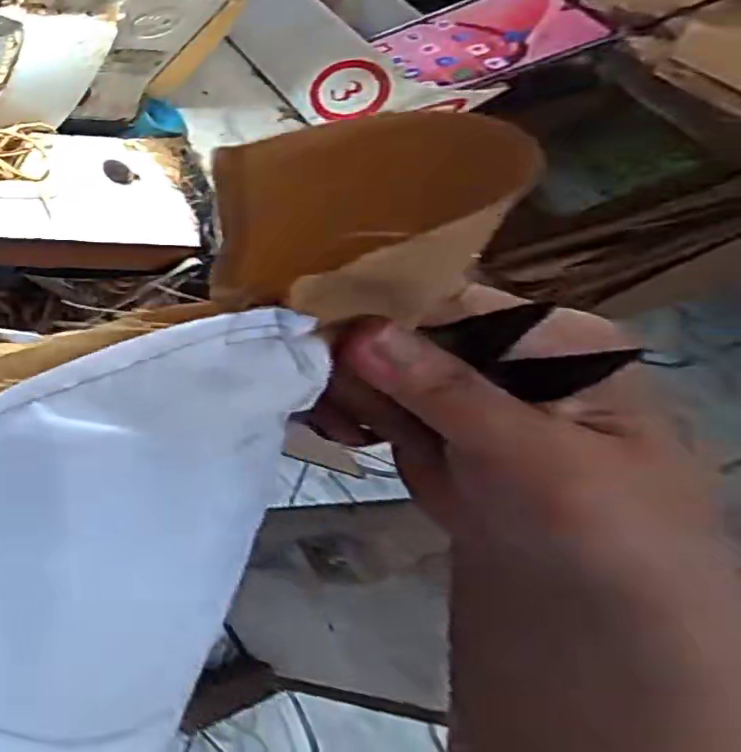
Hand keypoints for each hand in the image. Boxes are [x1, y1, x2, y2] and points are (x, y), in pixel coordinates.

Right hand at [313, 296, 740, 751]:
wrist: (594, 615)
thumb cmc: (601, 532)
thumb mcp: (535, 460)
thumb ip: (447, 392)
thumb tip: (358, 331)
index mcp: (549, 336)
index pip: (440, 296)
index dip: (371, 307)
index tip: (311, 332)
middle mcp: (495, 346)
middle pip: (387, 322)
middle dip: (347, 359)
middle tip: (329, 402)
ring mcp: (452, 381)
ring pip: (359, 355)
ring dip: (338, 390)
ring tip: (342, 431)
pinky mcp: (416, 413)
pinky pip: (356, 390)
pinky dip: (338, 410)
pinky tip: (341, 435)